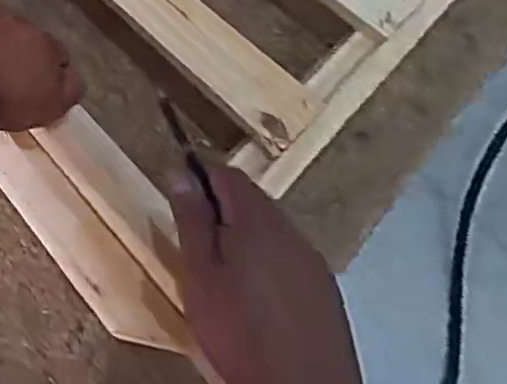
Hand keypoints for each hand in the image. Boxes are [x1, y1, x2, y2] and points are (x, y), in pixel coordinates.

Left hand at [0, 0, 82, 131]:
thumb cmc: (3, 102)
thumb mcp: (51, 108)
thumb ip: (72, 87)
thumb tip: (74, 76)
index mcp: (50, 47)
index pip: (58, 53)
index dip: (46, 68)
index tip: (33, 80)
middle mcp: (28, 26)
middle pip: (31, 37)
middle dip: (23, 52)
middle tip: (8, 72)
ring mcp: (0, 16)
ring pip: (6, 24)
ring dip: (1, 37)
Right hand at [169, 164, 362, 383]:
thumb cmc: (239, 333)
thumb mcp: (199, 274)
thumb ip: (191, 220)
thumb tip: (182, 175)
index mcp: (258, 222)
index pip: (226, 173)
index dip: (198, 176)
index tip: (179, 198)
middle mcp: (292, 234)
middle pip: (251, 198)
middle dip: (220, 207)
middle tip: (195, 240)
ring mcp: (315, 265)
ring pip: (270, 228)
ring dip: (243, 234)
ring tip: (220, 270)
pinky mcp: (327, 294)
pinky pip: (288, 256)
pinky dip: (266, 260)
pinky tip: (253, 294)